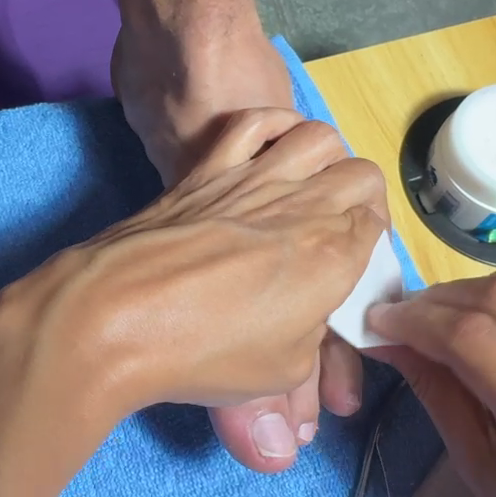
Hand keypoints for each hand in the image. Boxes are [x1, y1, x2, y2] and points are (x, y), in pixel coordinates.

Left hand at [0, 108, 386, 420]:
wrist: (119, 314)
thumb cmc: (203, 352)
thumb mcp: (277, 373)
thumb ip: (307, 353)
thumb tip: (301, 362)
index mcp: (334, 256)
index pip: (377, 230)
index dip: (369, 247)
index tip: (351, 268)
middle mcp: (304, 205)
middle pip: (360, 177)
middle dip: (361, 199)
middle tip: (340, 226)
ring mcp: (253, 177)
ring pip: (317, 138)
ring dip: (327, 156)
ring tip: (313, 180)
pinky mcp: (208, 166)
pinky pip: (253, 124)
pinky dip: (272, 125)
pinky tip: (271, 142)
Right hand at [367, 277, 495, 496]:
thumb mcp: (485, 480)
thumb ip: (439, 396)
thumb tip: (390, 341)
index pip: (476, 339)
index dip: (418, 319)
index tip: (381, 320)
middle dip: (445, 297)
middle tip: (407, 314)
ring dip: (481, 294)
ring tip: (444, 314)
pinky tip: (494, 324)